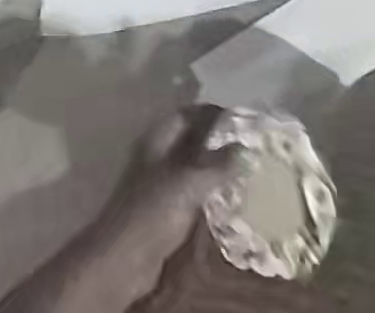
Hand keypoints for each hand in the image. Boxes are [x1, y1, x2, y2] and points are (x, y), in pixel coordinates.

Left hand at [80, 108, 244, 297]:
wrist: (123, 260)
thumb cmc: (153, 211)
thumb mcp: (189, 183)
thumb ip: (218, 165)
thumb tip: (246, 149)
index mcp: (158, 138)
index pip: (188, 114)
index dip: (213, 113)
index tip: (242, 120)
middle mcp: (157, 155)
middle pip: (190, 139)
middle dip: (218, 140)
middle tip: (251, 145)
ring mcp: (160, 182)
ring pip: (193, 166)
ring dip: (216, 166)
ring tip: (247, 169)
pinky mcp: (165, 209)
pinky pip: (192, 191)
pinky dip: (210, 190)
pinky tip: (231, 198)